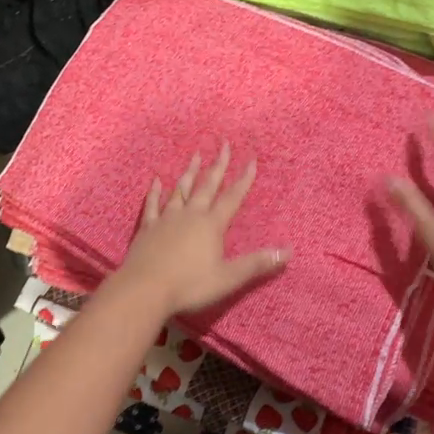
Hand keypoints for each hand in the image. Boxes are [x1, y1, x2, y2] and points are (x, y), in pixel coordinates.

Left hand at [111, 144, 288, 316]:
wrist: (146, 288)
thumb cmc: (190, 285)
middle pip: (207, 185)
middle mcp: (190, 214)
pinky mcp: (148, 227)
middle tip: (224, 145)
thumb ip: (256, 263)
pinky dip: (155, 192)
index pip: (232, 197)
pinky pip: (153, 204)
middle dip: (218, 165)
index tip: (251, 160)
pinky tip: (156, 181)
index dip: (243, 179)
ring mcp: (167, 218)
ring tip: (196, 155)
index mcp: (211, 225)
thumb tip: (288, 251)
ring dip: (190, 173)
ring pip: (181, 189)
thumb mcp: (228, 278)